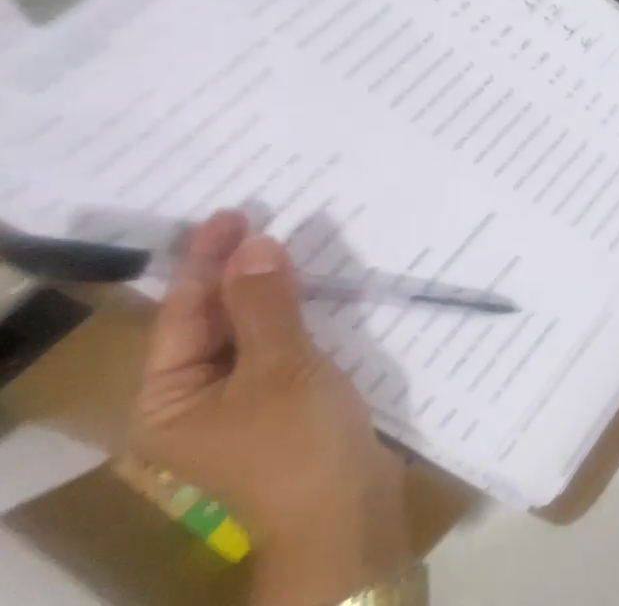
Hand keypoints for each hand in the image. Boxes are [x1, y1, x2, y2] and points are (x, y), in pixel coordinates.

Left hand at [131, 211, 410, 605]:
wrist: (348, 506)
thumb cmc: (299, 440)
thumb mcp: (282, 366)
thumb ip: (266, 304)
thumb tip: (254, 245)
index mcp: (168, 398)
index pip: (184, 315)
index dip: (208, 263)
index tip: (232, 214)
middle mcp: (194, 399)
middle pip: (213, 322)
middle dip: (237, 272)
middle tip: (260, 219)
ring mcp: (242, 403)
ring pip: (251, 332)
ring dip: (271, 290)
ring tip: (288, 246)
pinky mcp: (284, 403)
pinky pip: (281, 347)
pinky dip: (296, 315)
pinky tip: (316, 291)